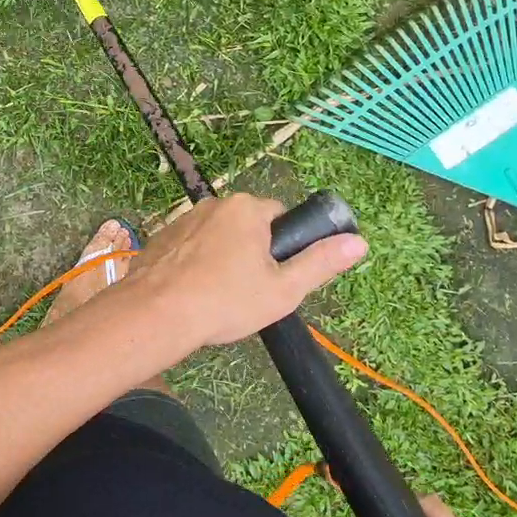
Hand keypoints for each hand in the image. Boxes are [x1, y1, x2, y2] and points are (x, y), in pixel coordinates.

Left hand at [128, 194, 367, 350]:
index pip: (279, 216)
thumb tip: (359, 243)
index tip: (277, 276)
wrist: (158, 312)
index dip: (283, 247)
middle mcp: (214, 204)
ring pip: (218, 237)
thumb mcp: (283, 289)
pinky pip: (192, 247)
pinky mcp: (163, 237)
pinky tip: (195, 293)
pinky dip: (197, 264)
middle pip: (248, 225)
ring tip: (221, 297)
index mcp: (247, 208)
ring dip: (224, 258)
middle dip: (253, 253)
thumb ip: (319, 263)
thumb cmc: (226, 300)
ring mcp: (184, 219)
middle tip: (251, 291)